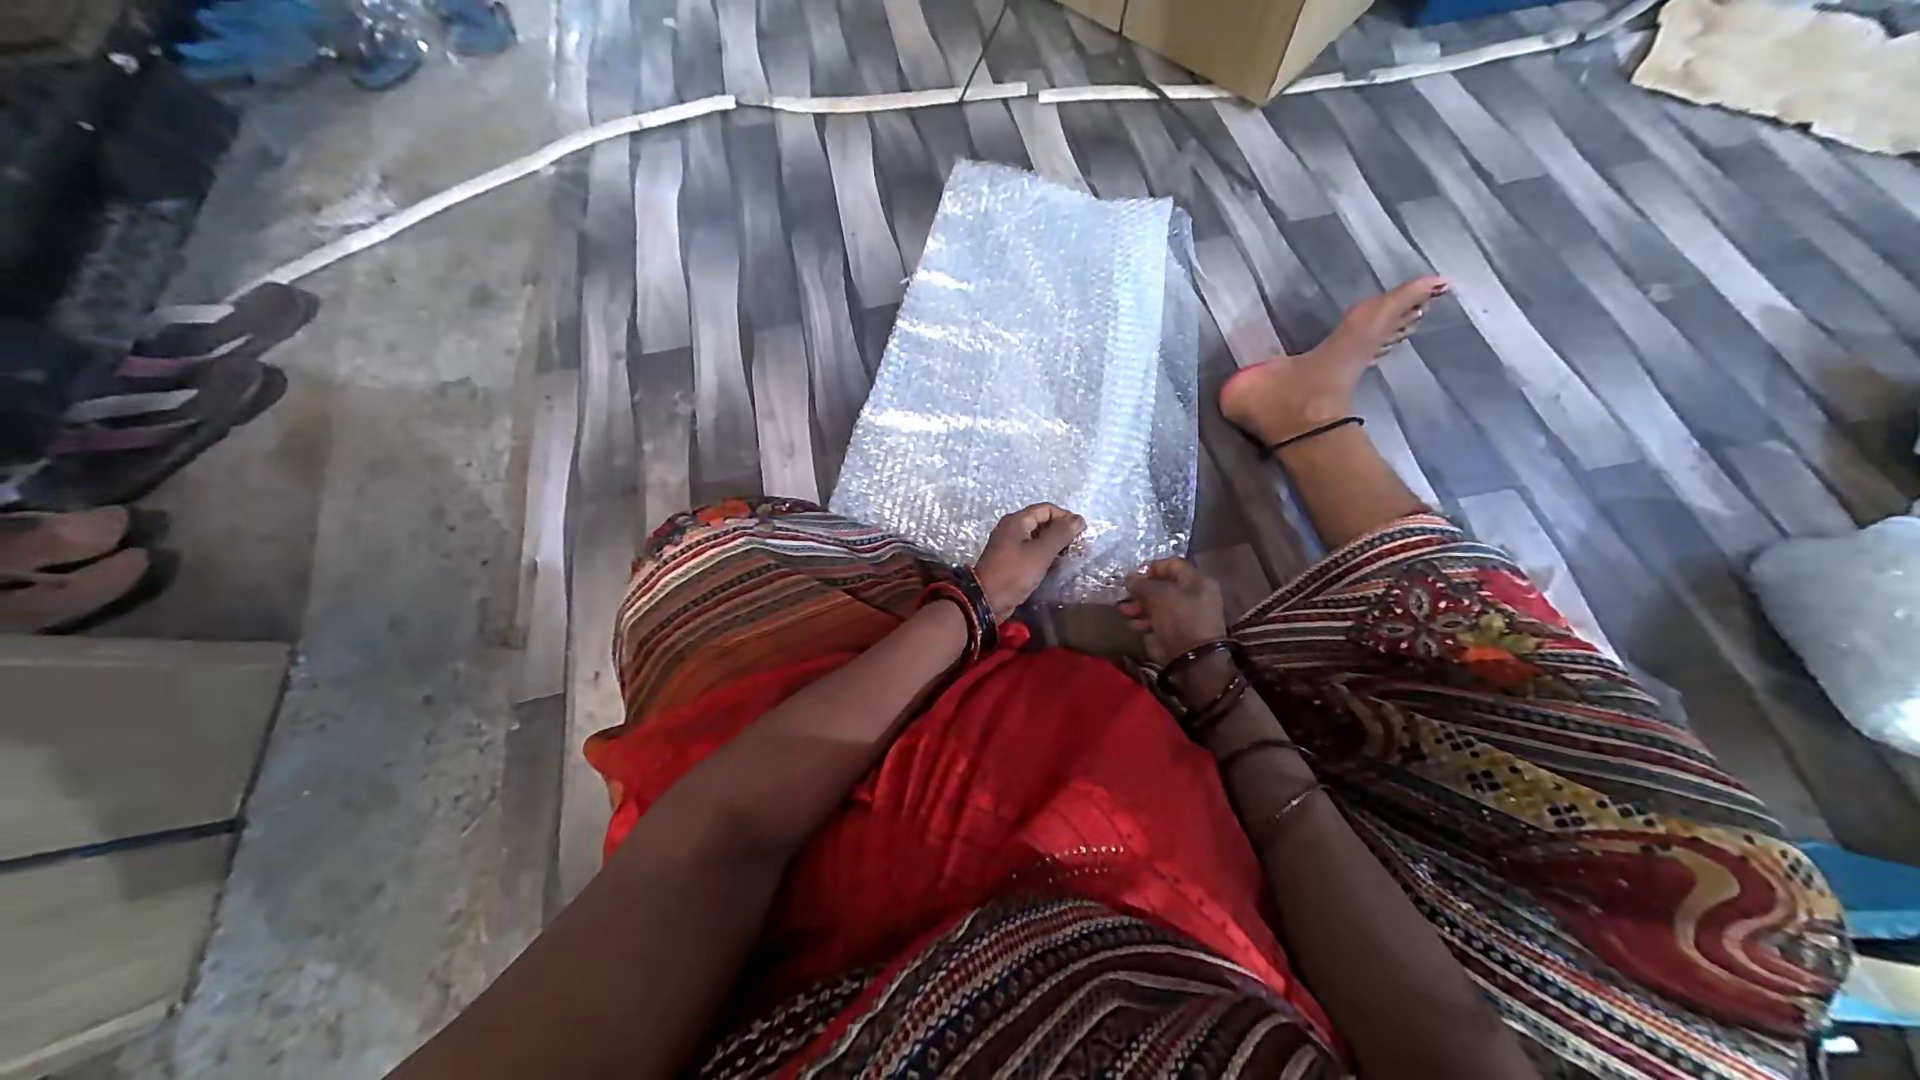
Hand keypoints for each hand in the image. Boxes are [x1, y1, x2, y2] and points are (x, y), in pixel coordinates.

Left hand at [973, 503, 1084, 620]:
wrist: (987, 600)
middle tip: (1079, 546)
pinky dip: (1045, 555)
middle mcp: (1012, 529)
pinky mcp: (1010, 560)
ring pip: (1037, 538)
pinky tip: (1057, 565)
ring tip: (1072, 556)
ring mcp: (1010, 545)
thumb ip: (1060, 534)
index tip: (1081, 532)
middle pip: (1042, 522)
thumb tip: (1079, 519)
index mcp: (1016, 521)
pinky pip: (1031, 551)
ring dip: (1054, 544)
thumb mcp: (1040, 553)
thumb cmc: (1014, 573)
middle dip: (1061, 531)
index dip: (1065, 517)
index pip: (1046, 509)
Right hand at [1118, 558, 1227, 663]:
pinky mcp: (1183, 631)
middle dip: (1141, 592)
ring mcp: (1190, 614)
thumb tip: (1130, 579)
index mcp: (1197, 581)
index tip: (1133, 578)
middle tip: (1124, 599)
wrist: (1196, 662)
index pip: (1171, 564)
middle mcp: (1196, 595)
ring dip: (1140, 608)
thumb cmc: (1180, 621)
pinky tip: (1134, 627)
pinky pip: (1163, 621)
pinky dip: (1148, 622)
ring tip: (1124, 614)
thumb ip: (1142, 585)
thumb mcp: (1158, 597)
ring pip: (1161, 605)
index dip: (1150, 568)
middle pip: (1164, 586)